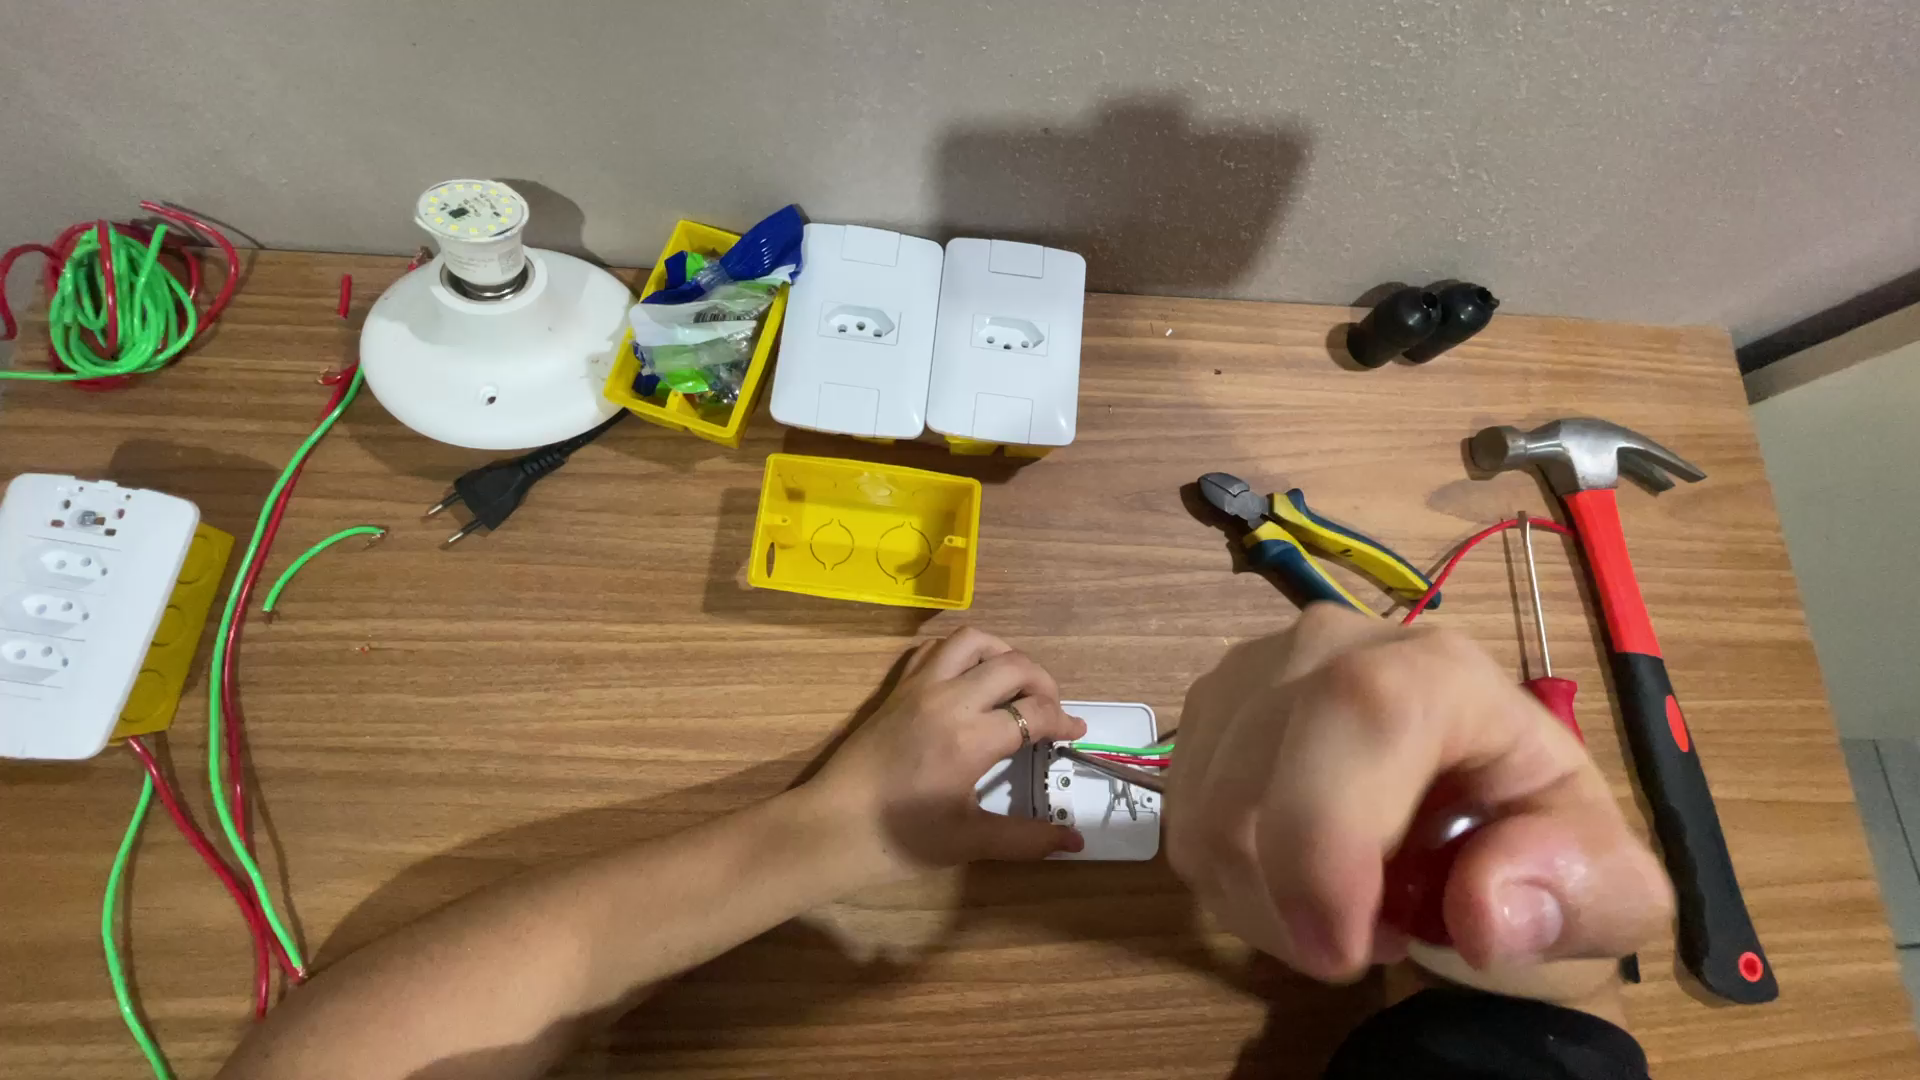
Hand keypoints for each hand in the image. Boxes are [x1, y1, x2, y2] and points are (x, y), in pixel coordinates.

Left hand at [808, 627, 1088, 880]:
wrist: (832, 825)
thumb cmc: (900, 837)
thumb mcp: (969, 841)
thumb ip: (1026, 838)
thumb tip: (1076, 842)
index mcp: (970, 738)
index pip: (1034, 712)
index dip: (1063, 720)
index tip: (1075, 732)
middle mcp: (949, 699)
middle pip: (1013, 665)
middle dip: (1043, 682)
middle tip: (1051, 710)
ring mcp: (920, 686)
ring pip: (973, 641)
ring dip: (1004, 654)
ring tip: (1015, 683)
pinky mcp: (898, 686)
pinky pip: (936, 648)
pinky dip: (963, 653)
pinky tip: (969, 678)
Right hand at [1166, 604, 1670, 987]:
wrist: (1443, 793)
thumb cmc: (1520, 834)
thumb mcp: (1601, 880)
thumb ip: (1582, 891)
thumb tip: (1484, 910)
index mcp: (1434, 665)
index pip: (1357, 712)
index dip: (1326, 835)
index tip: (1341, 947)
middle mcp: (1320, 644)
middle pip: (1254, 776)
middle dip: (1291, 900)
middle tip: (1361, 940)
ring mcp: (1243, 672)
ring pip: (1204, 806)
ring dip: (1258, 897)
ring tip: (1331, 904)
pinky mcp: (1201, 710)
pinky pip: (1181, 815)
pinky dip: (1225, 877)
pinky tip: (1282, 877)